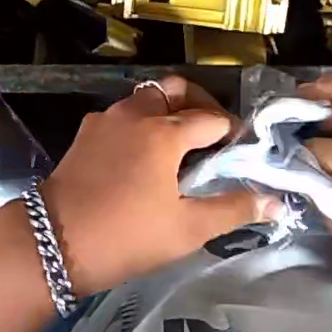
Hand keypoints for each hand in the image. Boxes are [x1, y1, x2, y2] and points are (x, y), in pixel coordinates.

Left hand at [36, 75, 270, 295]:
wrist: (55, 241)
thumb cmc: (127, 235)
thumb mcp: (186, 229)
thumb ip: (233, 209)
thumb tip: (275, 201)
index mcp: (165, 132)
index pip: (212, 118)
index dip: (232, 132)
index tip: (240, 151)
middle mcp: (135, 114)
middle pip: (176, 90)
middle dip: (200, 105)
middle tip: (213, 135)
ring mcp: (106, 119)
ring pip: (146, 97)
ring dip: (167, 110)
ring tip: (180, 144)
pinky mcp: (86, 131)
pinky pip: (122, 113)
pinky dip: (140, 121)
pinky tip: (144, 153)